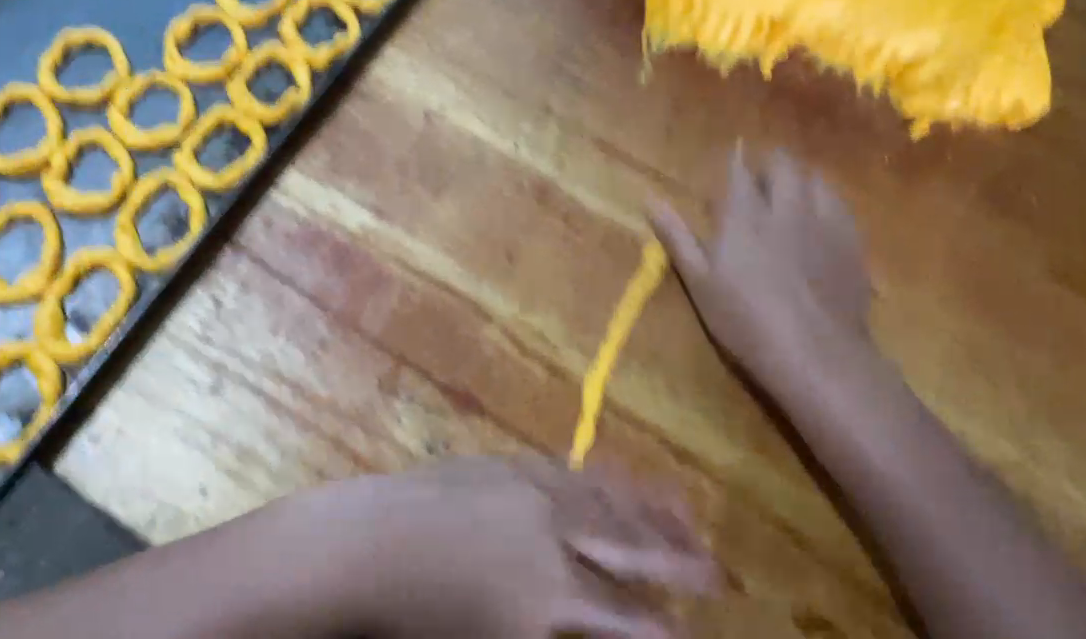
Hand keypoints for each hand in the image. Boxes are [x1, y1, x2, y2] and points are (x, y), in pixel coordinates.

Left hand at [297, 457, 715, 638]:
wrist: (364, 545)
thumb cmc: (418, 620)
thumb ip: (556, 634)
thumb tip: (596, 626)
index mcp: (553, 599)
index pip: (633, 621)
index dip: (671, 631)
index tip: (699, 633)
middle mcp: (555, 539)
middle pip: (634, 549)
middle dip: (682, 563)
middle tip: (721, 572)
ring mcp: (532, 492)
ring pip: (609, 499)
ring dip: (653, 509)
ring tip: (689, 516)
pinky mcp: (508, 464)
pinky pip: (573, 469)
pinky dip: (606, 477)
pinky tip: (619, 480)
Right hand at [649, 145, 881, 390]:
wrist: (817, 355)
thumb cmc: (745, 320)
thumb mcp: (699, 282)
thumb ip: (677, 237)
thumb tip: (649, 198)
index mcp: (744, 215)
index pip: (739, 170)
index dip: (735, 160)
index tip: (731, 158)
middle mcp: (786, 208)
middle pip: (784, 165)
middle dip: (771, 165)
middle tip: (760, 180)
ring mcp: (825, 224)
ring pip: (817, 179)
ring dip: (801, 179)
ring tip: (793, 194)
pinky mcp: (853, 245)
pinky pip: (842, 206)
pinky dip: (828, 202)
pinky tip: (822, 221)